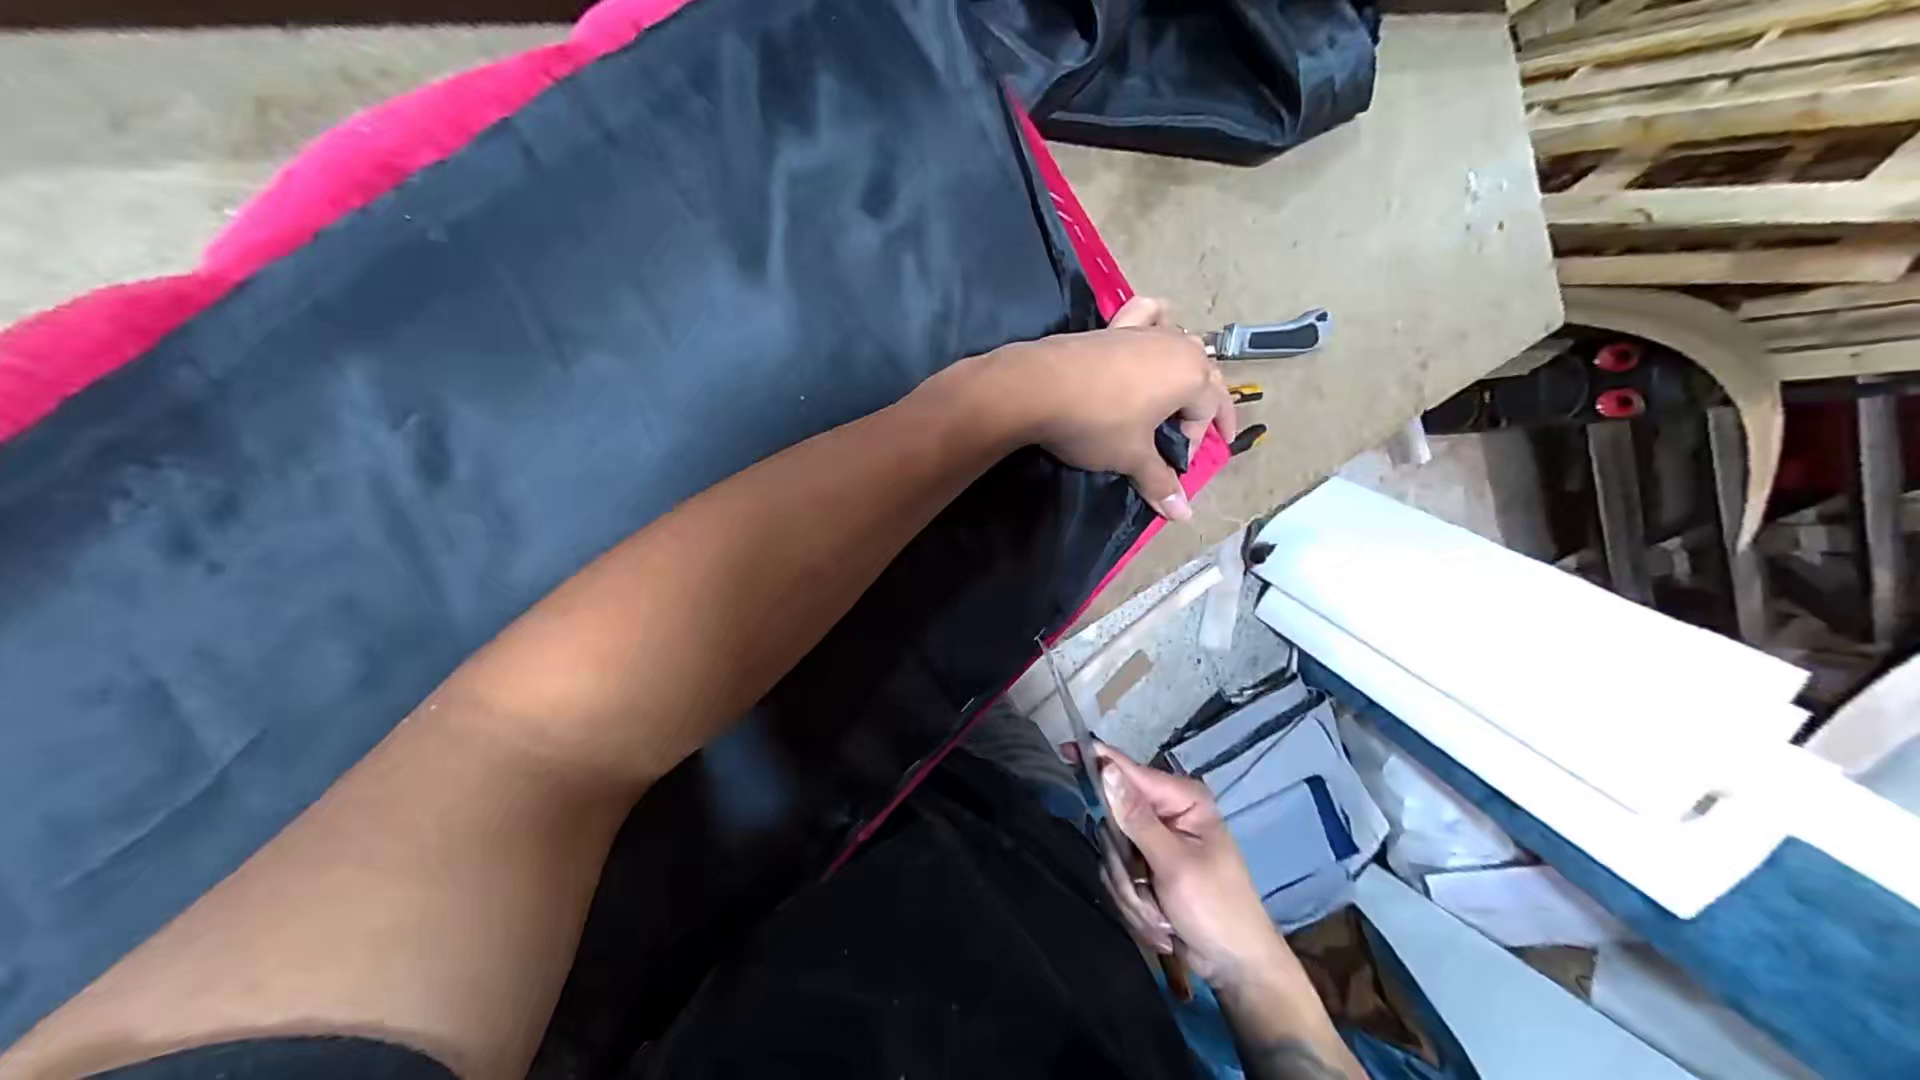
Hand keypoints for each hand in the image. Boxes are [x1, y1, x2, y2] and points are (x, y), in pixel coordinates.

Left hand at [963, 296, 1235, 520]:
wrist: (1037, 388)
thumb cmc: (1095, 423)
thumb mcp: (1131, 457)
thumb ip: (1159, 482)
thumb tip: (1183, 514)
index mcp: (1191, 375)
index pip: (1207, 410)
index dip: (1195, 442)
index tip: (1173, 466)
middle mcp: (1176, 345)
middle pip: (1204, 375)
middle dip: (1204, 407)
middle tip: (1198, 433)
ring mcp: (1145, 331)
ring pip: (1182, 344)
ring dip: (1187, 368)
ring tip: (1178, 392)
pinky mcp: (1115, 326)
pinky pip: (1147, 314)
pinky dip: (1157, 319)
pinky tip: (1156, 327)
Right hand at [1090, 743, 1292, 992]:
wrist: (1234, 967)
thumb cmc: (1216, 909)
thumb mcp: (1174, 863)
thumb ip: (1136, 817)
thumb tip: (1106, 769)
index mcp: (1182, 799)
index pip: (1129, 771)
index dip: (1096, 761)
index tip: (1065, 750)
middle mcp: (1165, 813)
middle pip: (1112, 819)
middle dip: (1124, 864)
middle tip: (1147, 887)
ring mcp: (1152, 841)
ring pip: (1110, 852)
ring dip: (1130, 890)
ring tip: (1160, 913)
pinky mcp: (1144, 868)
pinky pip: (1115, 874)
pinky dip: (1133, 902)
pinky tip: (1159, 920)